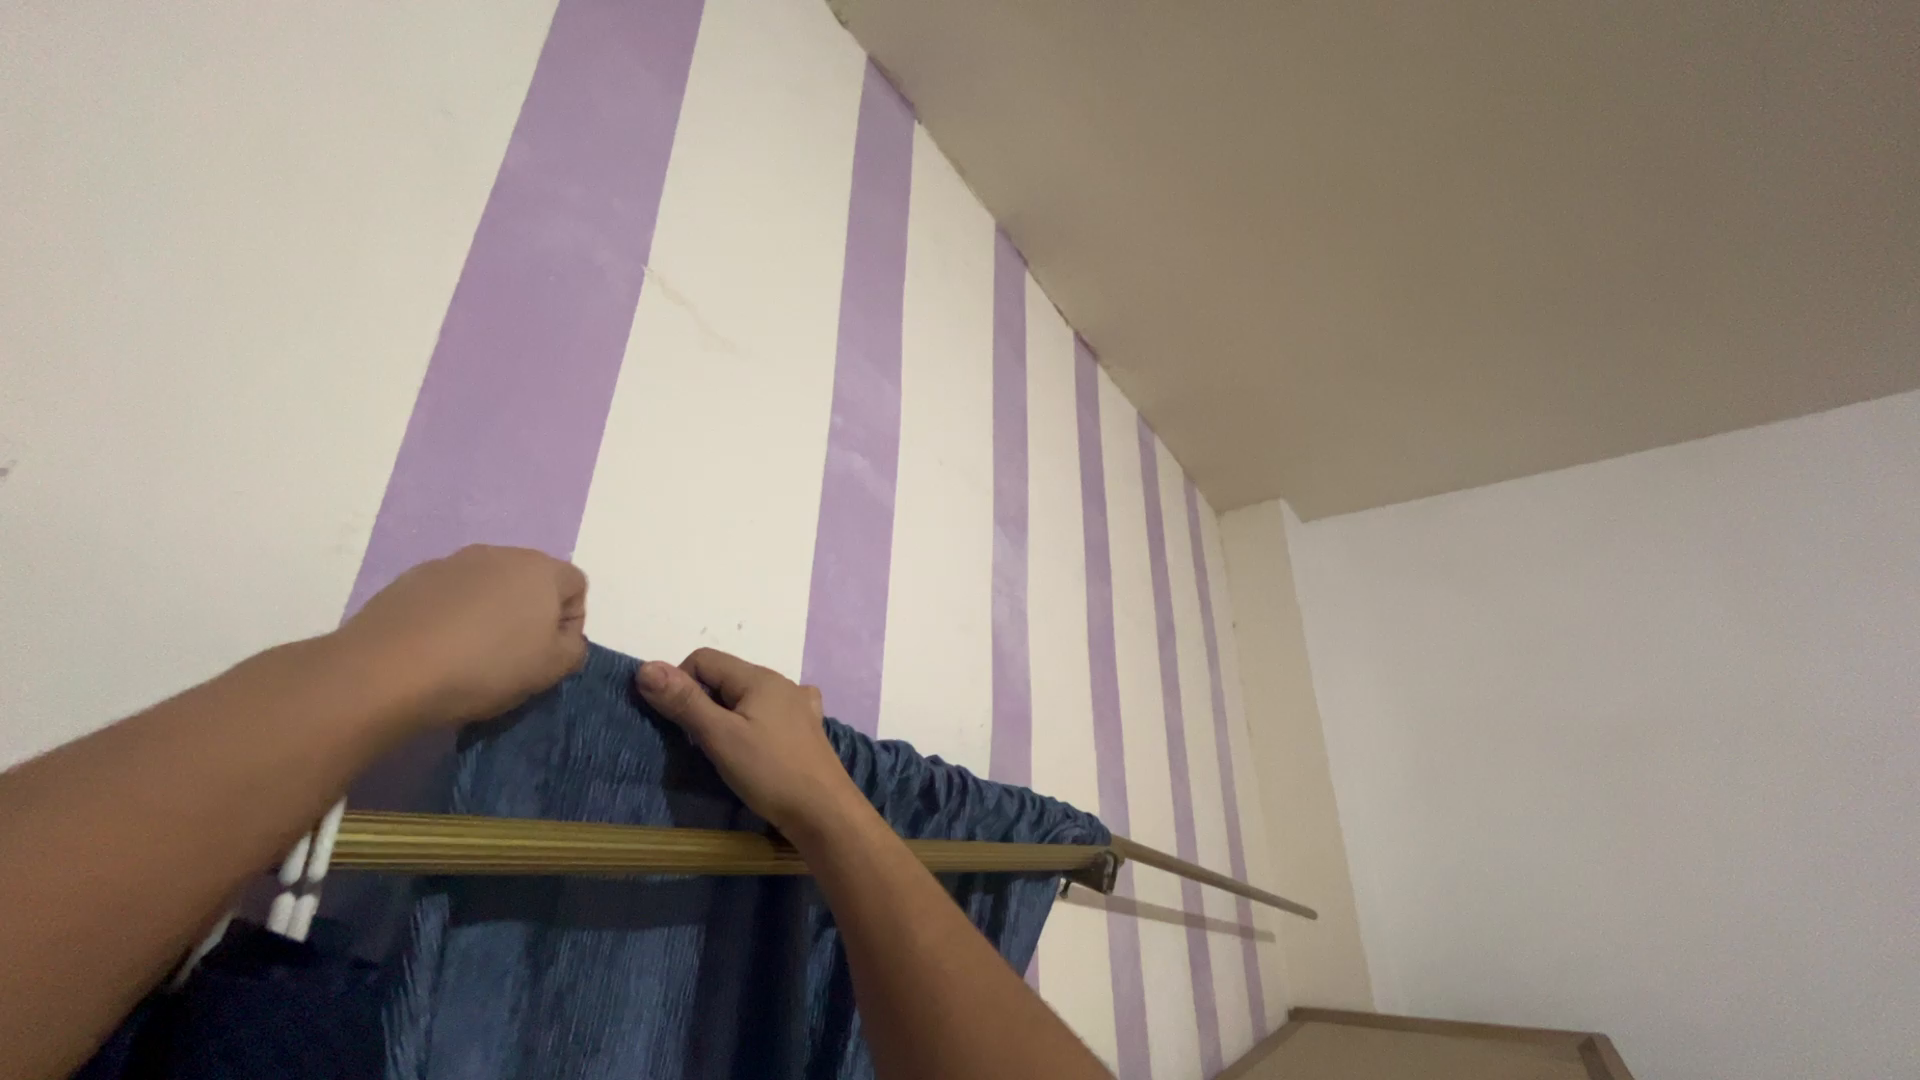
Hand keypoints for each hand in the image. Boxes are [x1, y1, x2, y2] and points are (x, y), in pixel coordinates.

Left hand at [336, 545, 587, 727]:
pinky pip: (448, 596)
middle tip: (514, 656)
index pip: (577, 587)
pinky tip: (437, 650)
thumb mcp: (553, 669)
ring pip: (488, 588)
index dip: (569, 623)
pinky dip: (451, 617)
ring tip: (471, 655)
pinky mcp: (410, 579)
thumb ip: (574, 648)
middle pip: (531, 582)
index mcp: (541, 568)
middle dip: (529, 614)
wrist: (386, 672)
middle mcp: (500, 554)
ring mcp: (451, 562)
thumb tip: (562, 637)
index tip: (549, 655)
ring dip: (489, 614)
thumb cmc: (487, 666)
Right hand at [635, 648, 868, 836]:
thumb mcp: (719, 736)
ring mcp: (799, 705)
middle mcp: (782, 683)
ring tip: (726, 750)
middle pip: (726, 677)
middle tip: (700, 742)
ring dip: (727, 716)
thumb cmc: (770, 772)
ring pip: (748, 697)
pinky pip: (770, 714)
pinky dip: (753, 724)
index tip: (677, 723)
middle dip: (703, 702)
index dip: (680, 683)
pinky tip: (756, 746)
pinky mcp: (807, 729)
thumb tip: (646, 666)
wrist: (824, 811)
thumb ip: (684, 701)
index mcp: (760, 677)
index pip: (704, 659)